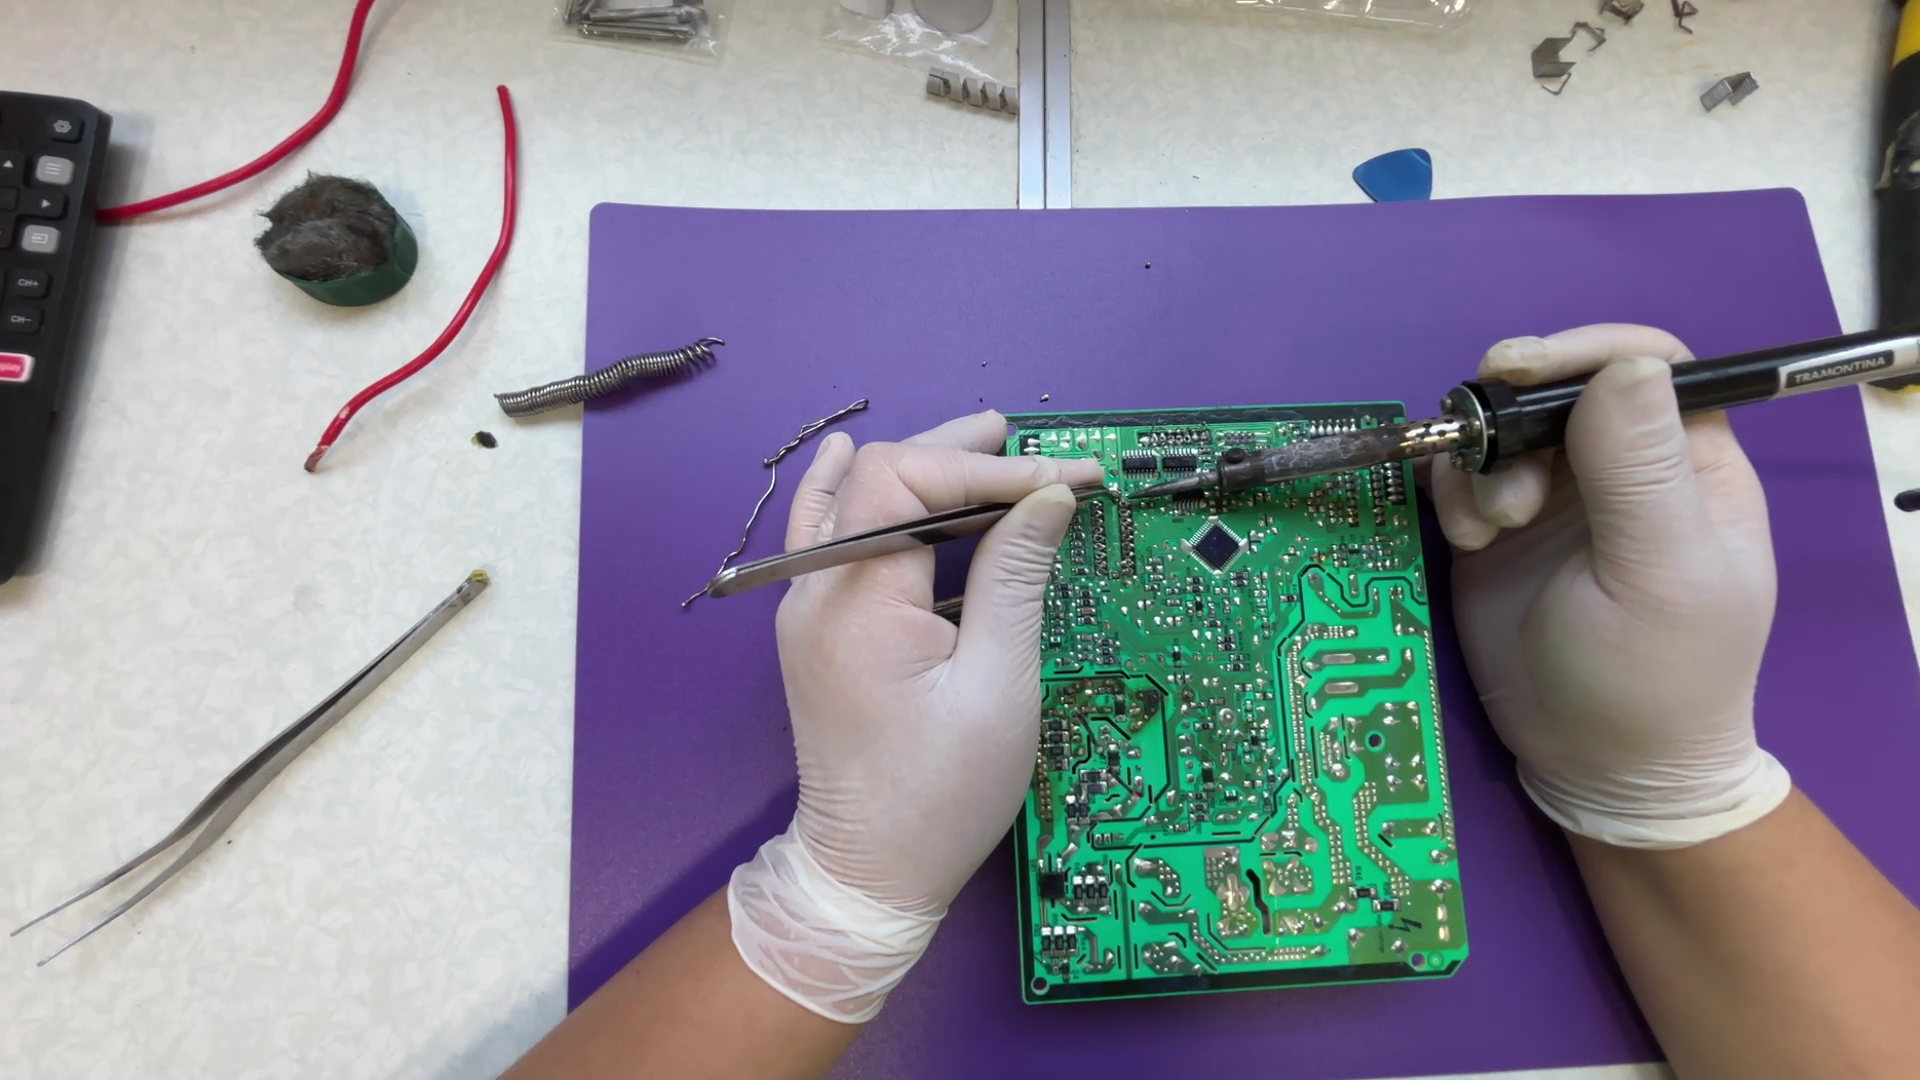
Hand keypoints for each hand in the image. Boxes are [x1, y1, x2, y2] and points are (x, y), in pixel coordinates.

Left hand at [727, 410, 1101, 1022]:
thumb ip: (1015, 578)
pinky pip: (822, 534)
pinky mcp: (815, 625)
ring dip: (917, 466)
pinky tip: (846, 454)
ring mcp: (805, 606)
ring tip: (978, 441)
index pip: (909, 484)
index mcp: (859, 602)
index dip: (988, 470)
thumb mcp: (999, 687)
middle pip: (878, 480)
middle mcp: (815, 589)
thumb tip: (1049, 497)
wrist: (868, 871)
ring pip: (853, 501)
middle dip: (957, 455)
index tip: (1065, 480)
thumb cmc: (944, 793)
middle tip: (1022, 439)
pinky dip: (845, 489)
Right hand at [1430, 324, 1790, 848]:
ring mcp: (1544, 503)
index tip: (1510, 367)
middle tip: (1489, 469)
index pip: (1643, 369)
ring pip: (1492, 438)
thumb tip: (1623, 367)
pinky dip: (1450, 498)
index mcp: (1683, 468)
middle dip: (1509, 423)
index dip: (1579, 353)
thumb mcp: (1658, 572)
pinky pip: (1457, 483)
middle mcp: (1611, 473)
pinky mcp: (1488, 532)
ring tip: (1486, 528)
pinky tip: (1466, 539)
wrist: (1589, 754)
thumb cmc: (1650, 669)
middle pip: (1550, 397)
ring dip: (1475, 470)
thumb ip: (1640, 470)